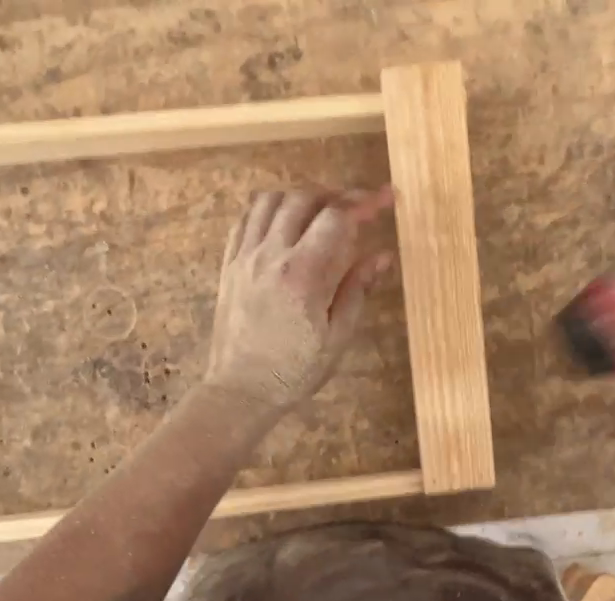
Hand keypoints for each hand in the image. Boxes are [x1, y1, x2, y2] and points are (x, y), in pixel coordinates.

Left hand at [200, 186, 396, 415]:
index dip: (365, 203)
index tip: (385, 199)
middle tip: (354, 210)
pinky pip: (246, 219)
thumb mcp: (337, 338)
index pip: (337, 218)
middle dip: (335, 196)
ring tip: (319, 213)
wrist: (242, 390)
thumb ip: (357, 291)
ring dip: (300, 198)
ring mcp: (246, 257)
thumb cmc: (295, 372)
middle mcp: (271, 256)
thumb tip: (382, 257)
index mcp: (304, 275)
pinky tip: (284, 223)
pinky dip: (269, 210)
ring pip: (271, 200)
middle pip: (304, 199)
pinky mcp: (229, 265)